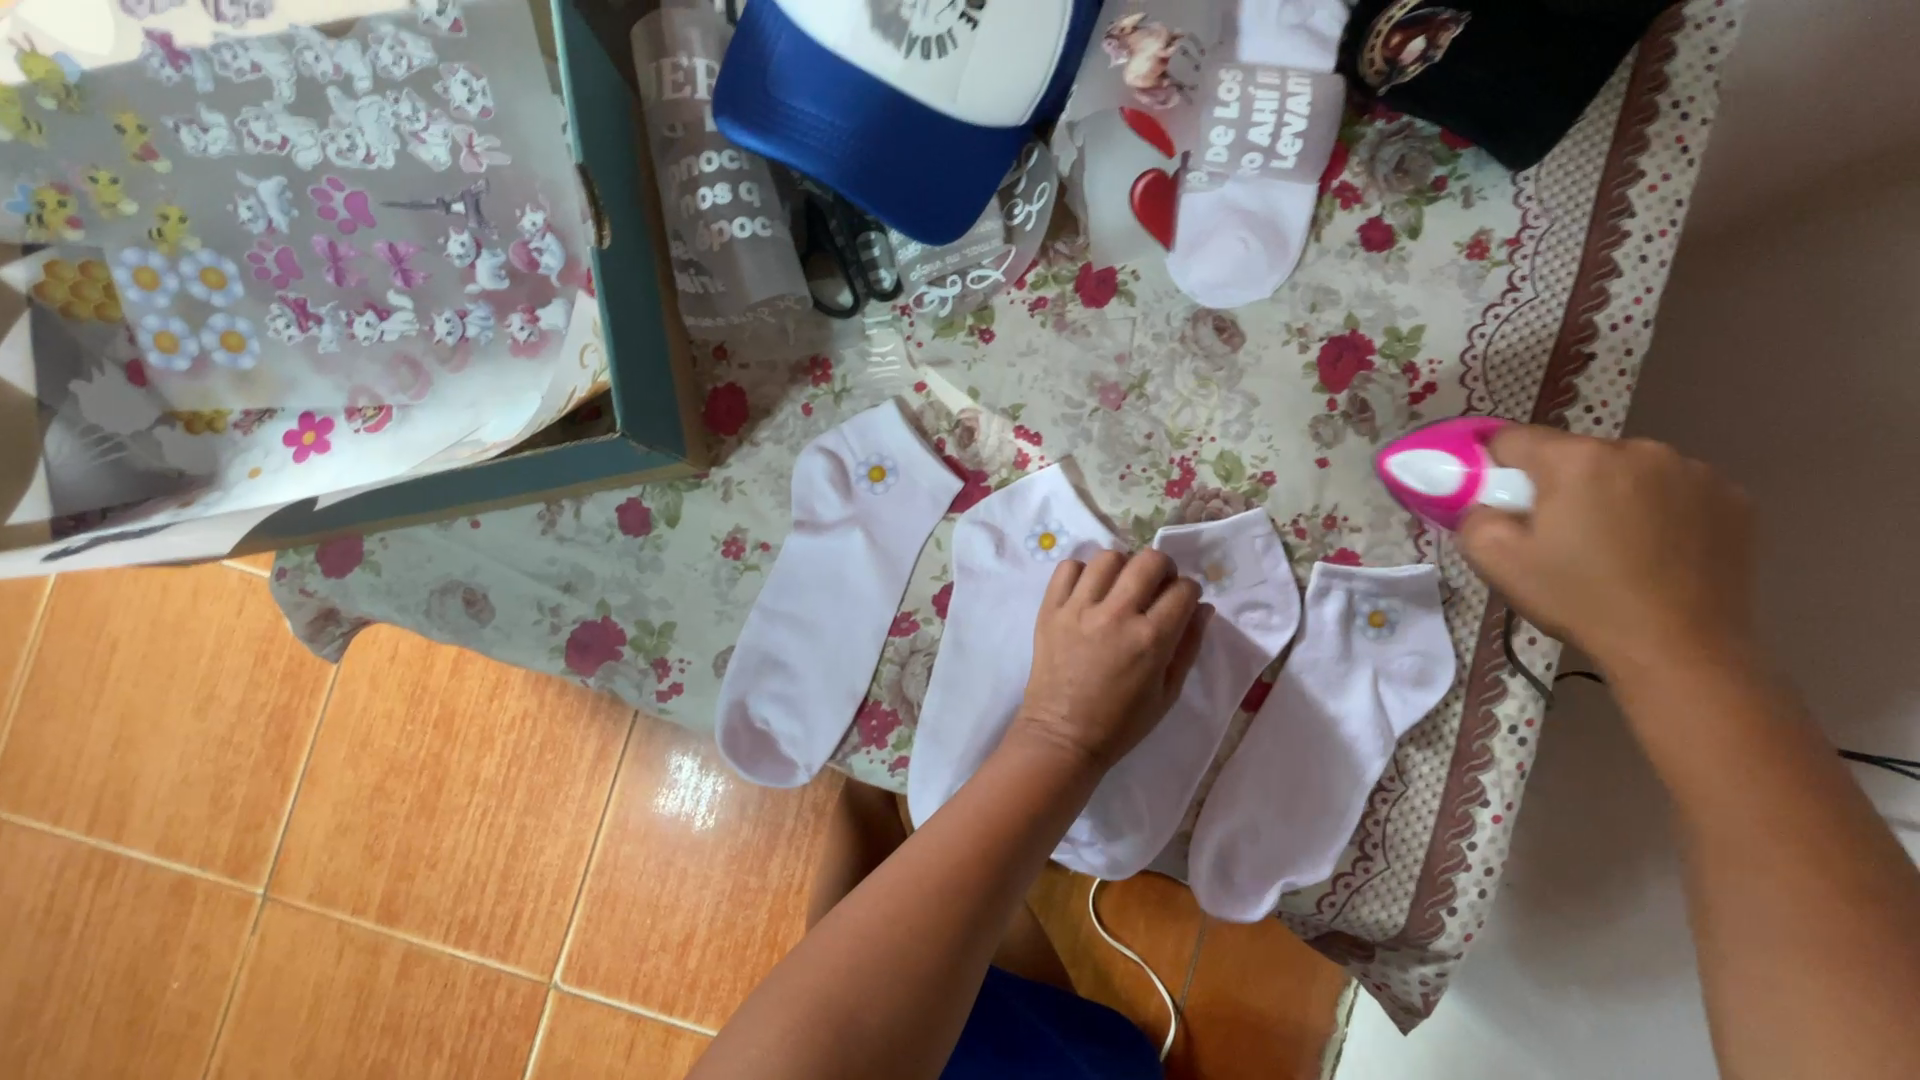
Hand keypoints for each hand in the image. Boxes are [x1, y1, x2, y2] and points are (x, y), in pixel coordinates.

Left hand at [1011, 550, 1208, 773]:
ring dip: (1122, 566)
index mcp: (1151, 639)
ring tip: (1120, 586)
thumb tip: (1203, 607)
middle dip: (1162, 568)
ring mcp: (1078, 609)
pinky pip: (1067, 567)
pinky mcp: (1050, 610)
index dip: (1189, 592)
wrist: (1062, 735)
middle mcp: (1116, 615)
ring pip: (1108, 557)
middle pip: (1149, 561)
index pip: (1183, 589)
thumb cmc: (1121, 722)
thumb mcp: (1168, 693)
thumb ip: (1189, 646)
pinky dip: (1082, 572)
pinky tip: (1089, 591)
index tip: (1182, 602)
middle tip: (1156, 586)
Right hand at [1458, 426, 1756, 676]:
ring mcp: (1694, 471)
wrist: (1680, 648)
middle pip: (1574, 455)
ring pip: (1626, 471)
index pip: (1513, 437)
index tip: (1498, 501)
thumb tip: (1486, 503)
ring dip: (1610, 495)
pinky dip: (1657, 510)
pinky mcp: (1732, 498)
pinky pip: (1674, 490)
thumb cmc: (1580, 600)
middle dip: (1557, 484)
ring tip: (1611, 546)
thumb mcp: (1496, 561)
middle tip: (1555, 536)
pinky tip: (1655, 551)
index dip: (1495, 466)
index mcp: (1576, 460)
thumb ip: (1474, 516)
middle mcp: (1638, 449)